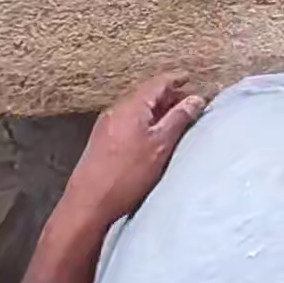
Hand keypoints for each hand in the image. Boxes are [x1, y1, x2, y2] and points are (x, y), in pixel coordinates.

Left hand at [58, 71, 205, 227]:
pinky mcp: (102, 140)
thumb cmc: (125, 175)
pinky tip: (151, 137)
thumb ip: (179, 119)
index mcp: (132, 105)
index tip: (189, 79)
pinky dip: (144, 122)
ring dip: (156, 111)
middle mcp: (117, 109)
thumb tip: (195, 100)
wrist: (88, 203)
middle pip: (147, 94)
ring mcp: (107, 124)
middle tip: (188, 103)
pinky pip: (128, 121)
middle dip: (169, 96)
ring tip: (174, 121)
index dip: (176, 79)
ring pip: (137, 108)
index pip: (158, 82)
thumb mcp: (161, 145)